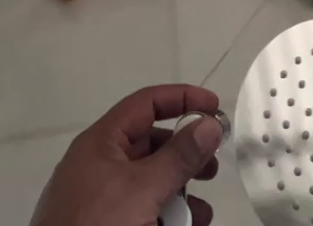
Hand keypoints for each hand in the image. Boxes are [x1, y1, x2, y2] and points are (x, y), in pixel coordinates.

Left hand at [30, 84, 224, 225]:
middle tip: (212, 168)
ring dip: (179, 195)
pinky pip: (139, 211)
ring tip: (202, 215)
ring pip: (148, 184)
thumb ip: (179, 156)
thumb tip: (211, 123)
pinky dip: (163, 217)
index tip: (215, 106)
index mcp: (101, 143)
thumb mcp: (143, 190)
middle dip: (185, 156)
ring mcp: (98, 200)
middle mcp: (98, 165)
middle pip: (150, 145)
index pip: (146, 103)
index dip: (182, 98)